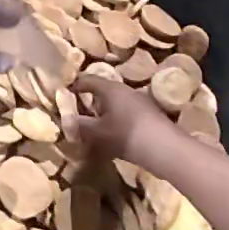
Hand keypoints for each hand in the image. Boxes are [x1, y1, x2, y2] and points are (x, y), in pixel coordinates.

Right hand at [69, 74, 185, 169]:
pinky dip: (115, 120)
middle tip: (77, 113)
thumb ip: (79, 125)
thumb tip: (66, 120)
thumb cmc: (126, 135)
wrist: (165, 149)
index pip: (88, 79)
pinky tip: (113, 135)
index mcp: (110, 89)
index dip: (74, 85)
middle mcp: (125, 90)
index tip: (63, 93)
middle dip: (89, 101)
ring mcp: (139, 102)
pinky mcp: (149, 115)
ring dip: (103, 112)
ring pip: (115, 103)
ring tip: (93, 127)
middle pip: (102, 91)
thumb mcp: (97, 133)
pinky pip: (125, 113)